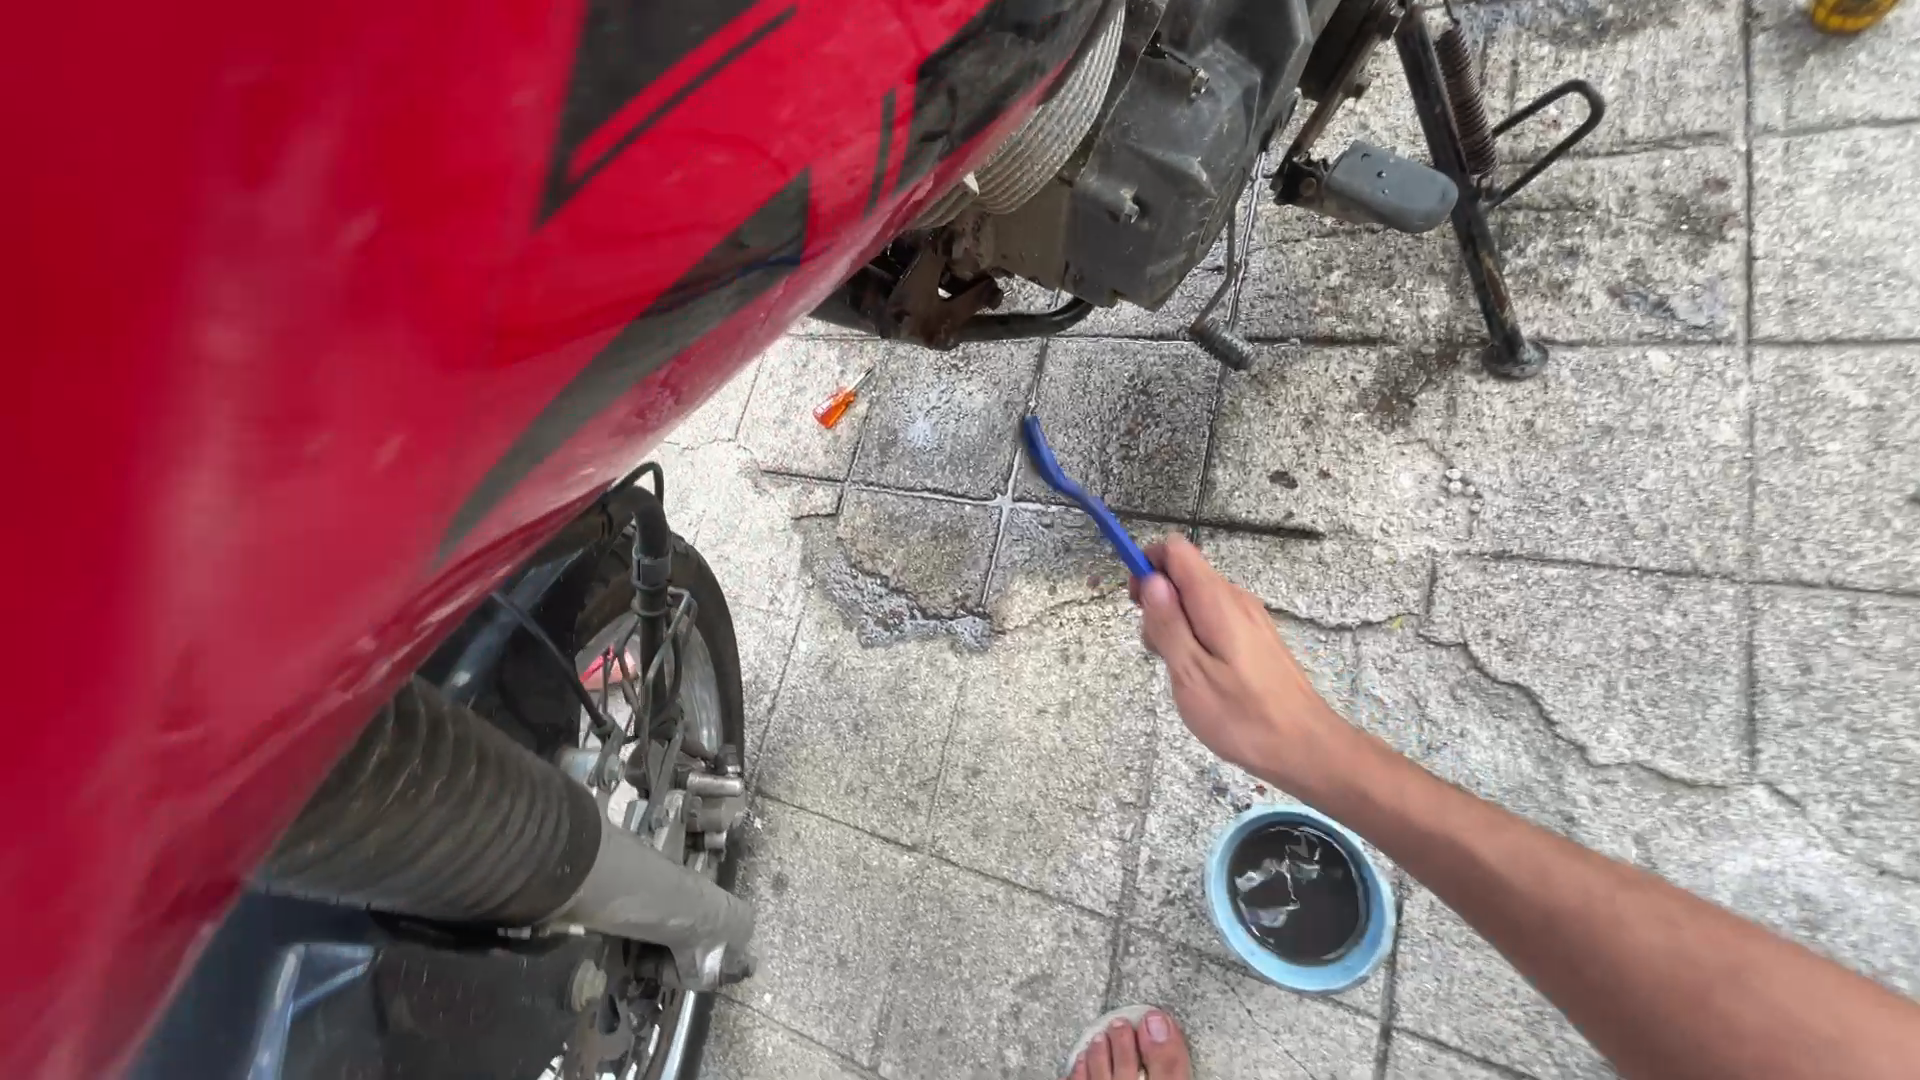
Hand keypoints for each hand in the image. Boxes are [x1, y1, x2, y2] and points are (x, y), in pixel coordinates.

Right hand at [1130, 534, 1353, 788]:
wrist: (1306, 749)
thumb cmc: (1242, 715)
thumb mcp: (1190, 672)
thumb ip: (1168, 622)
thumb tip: (1150, 580)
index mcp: (1216, 600)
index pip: (1175, 550)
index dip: (1147, 566)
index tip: (1136, 604)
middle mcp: (1234, 598)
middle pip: (1183, 574)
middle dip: (1157, 601)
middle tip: (1157, 648)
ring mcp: (1248, 617)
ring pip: (1196, 599)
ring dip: (1174, 622)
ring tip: (1178, 669)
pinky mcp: (1255, 637)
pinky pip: (1213, 618)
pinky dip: (1195, 635)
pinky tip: (1199, 673)